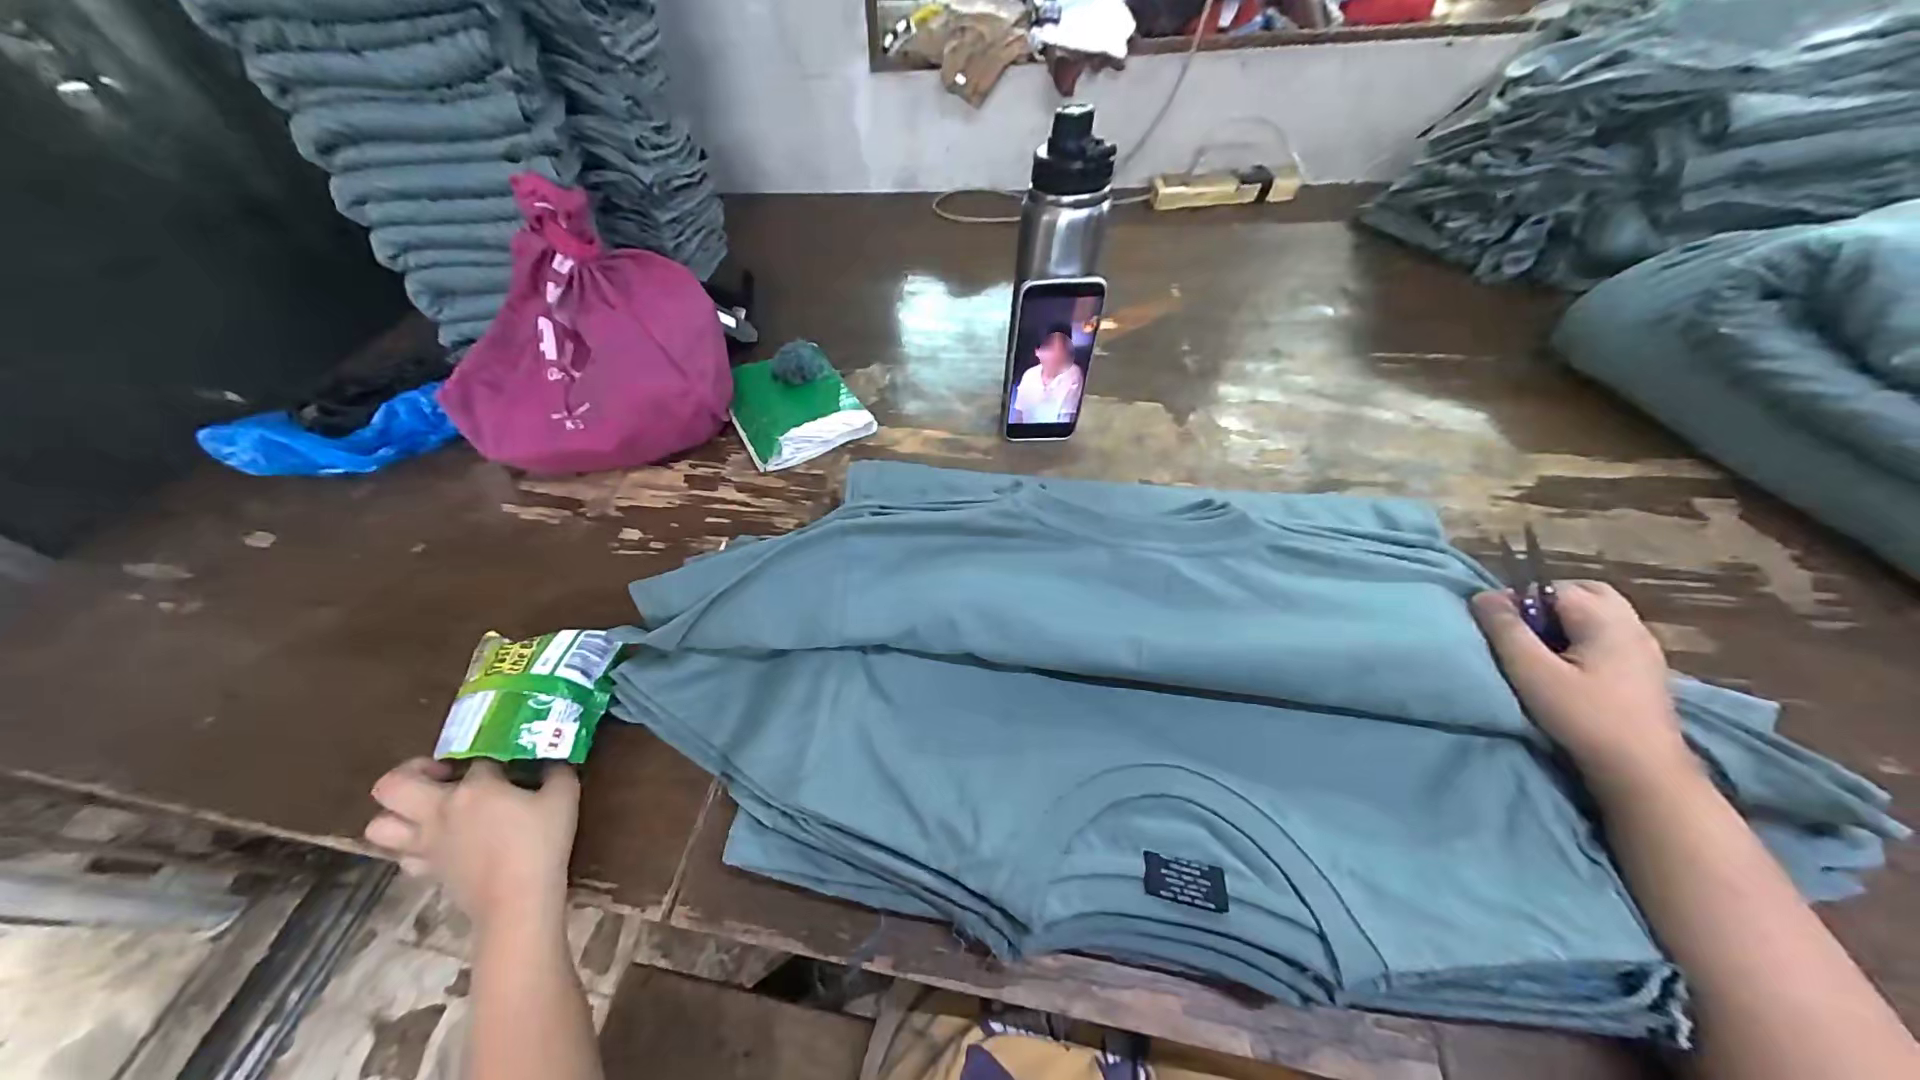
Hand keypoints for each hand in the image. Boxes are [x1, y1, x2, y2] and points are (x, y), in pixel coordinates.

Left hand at [364, 757, 579, 934]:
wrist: (518, 900)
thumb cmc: (541, 842)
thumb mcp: (564, 797)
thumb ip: (557, 773)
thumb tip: (552, 762)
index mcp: (474, 787)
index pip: (477, 760)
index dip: (495, 759)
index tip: (512, 766)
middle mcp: (439, 810)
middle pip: (392, 785)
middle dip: (411, 772)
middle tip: (442, 774)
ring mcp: (425, 844)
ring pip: (378, 825)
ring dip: (397, 813)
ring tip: (428, 808)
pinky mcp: (425, 870)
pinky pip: (400, 855)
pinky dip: (411, 846)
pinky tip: (438, 842)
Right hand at [1471, 581, 1694, 788]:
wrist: (1643, 772)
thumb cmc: (1583, 717)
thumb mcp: (1531, 672)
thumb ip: (1506, 629)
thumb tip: (1483, 594)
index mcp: (1607, 621)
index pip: (1554, 587)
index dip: (1522, 601)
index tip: (1502, 629)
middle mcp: (1632, 626)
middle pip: (1585, 594)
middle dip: (1548, 603)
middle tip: (1523, 632)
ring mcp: (1644, 649)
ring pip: (1598, 615)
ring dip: (1566, 623)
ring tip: (1543, 652)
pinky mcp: (1645, 671)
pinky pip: (1609, 636)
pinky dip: (1583, 640)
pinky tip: (1569, 668)